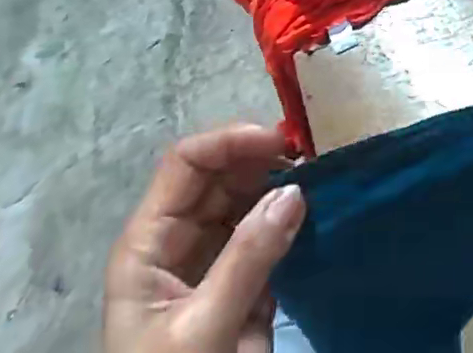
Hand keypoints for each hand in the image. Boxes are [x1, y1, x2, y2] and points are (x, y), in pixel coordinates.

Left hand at [104, 125, 305, 352]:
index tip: (281, 143)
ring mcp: (212, 257)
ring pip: (248, 197)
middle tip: (313, 156)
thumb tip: (295, 189)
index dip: (229, 142)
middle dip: (264, 157)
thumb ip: (247, 259)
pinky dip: (293, 215)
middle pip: (221, 173)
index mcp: (149, 242)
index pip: (186, 164)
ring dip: (282, 183)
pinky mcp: (243, 280)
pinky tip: (320, 208)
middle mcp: (178, 239)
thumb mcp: (202, 331)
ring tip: (322, 177)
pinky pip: (268, 230)